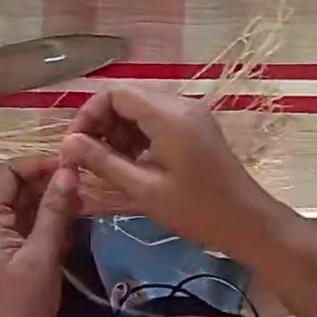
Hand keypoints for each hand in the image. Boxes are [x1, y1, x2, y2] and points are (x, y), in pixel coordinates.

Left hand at [0, 156, 78, 316]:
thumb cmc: (19, 308)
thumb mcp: (40, 257)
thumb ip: (54, 212)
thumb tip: (68, 170)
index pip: (8, 172)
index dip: (37, 163)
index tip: (71, 166)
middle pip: (23, 186)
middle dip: (52, 180)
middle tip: (89, 182)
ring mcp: (11, 239)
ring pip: (34, 206)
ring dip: (59, 200)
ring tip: (89, 200)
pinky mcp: (25, 255)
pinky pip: (41, 226)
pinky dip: (59, 221)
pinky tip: (81, 221)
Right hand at [60, 85, 295, 259]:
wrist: (247, 223)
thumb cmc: (196, 210)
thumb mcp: (143, 189)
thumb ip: (103, 162)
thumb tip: (68, 144)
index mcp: (168, 116)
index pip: (115, 93)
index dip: (88, 114)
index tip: (75, 146)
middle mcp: (180, 105)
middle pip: (126, 97)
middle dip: (100, 123)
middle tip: (87, 157)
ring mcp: (189, 115)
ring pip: (139, 108)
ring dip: (117, 130)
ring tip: (108, 163)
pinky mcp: (194, 127)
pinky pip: (155, 119)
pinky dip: (135, 136)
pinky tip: (130, 163)